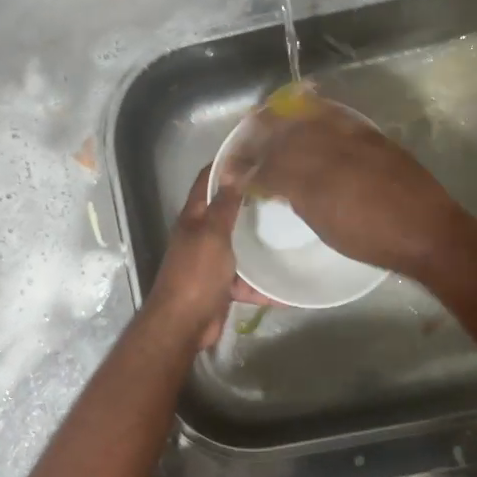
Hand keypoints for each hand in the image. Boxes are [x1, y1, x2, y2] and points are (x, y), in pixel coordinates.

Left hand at [148, 165, 275, 348]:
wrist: (183, 325)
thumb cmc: (196, 274)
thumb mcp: (213, 234)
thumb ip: (225, 204)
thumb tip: (235, 168)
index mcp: (194, 218)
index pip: (208, 180)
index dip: (227, 163)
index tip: (256, 151)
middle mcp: (200, 236)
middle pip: (227, 212)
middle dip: (252, 202)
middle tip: (285, 190)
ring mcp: (210, 263)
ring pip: (240, 248)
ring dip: (261, 244)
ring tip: (293, 233)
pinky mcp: (221, 288)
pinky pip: (247, 282)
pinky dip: (265, 286)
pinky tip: (289, 287)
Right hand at [231, 92, 473, 275]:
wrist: (429, 233)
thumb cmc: (376, 242)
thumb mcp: (328, 228)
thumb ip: (301, 201)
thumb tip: (280, 185)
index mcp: (314, 185)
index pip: (270, 169)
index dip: (248, 169)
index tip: (233, 171)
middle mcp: (330, 156)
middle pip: (284, 138)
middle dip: (259, 137)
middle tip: (244, 136)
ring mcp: (354, 142)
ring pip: (308, 122)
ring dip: (283, 117)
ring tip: (266, 114)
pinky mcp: (373, 138)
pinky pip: (336, 116)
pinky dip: (317, 109)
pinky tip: (308, 105)